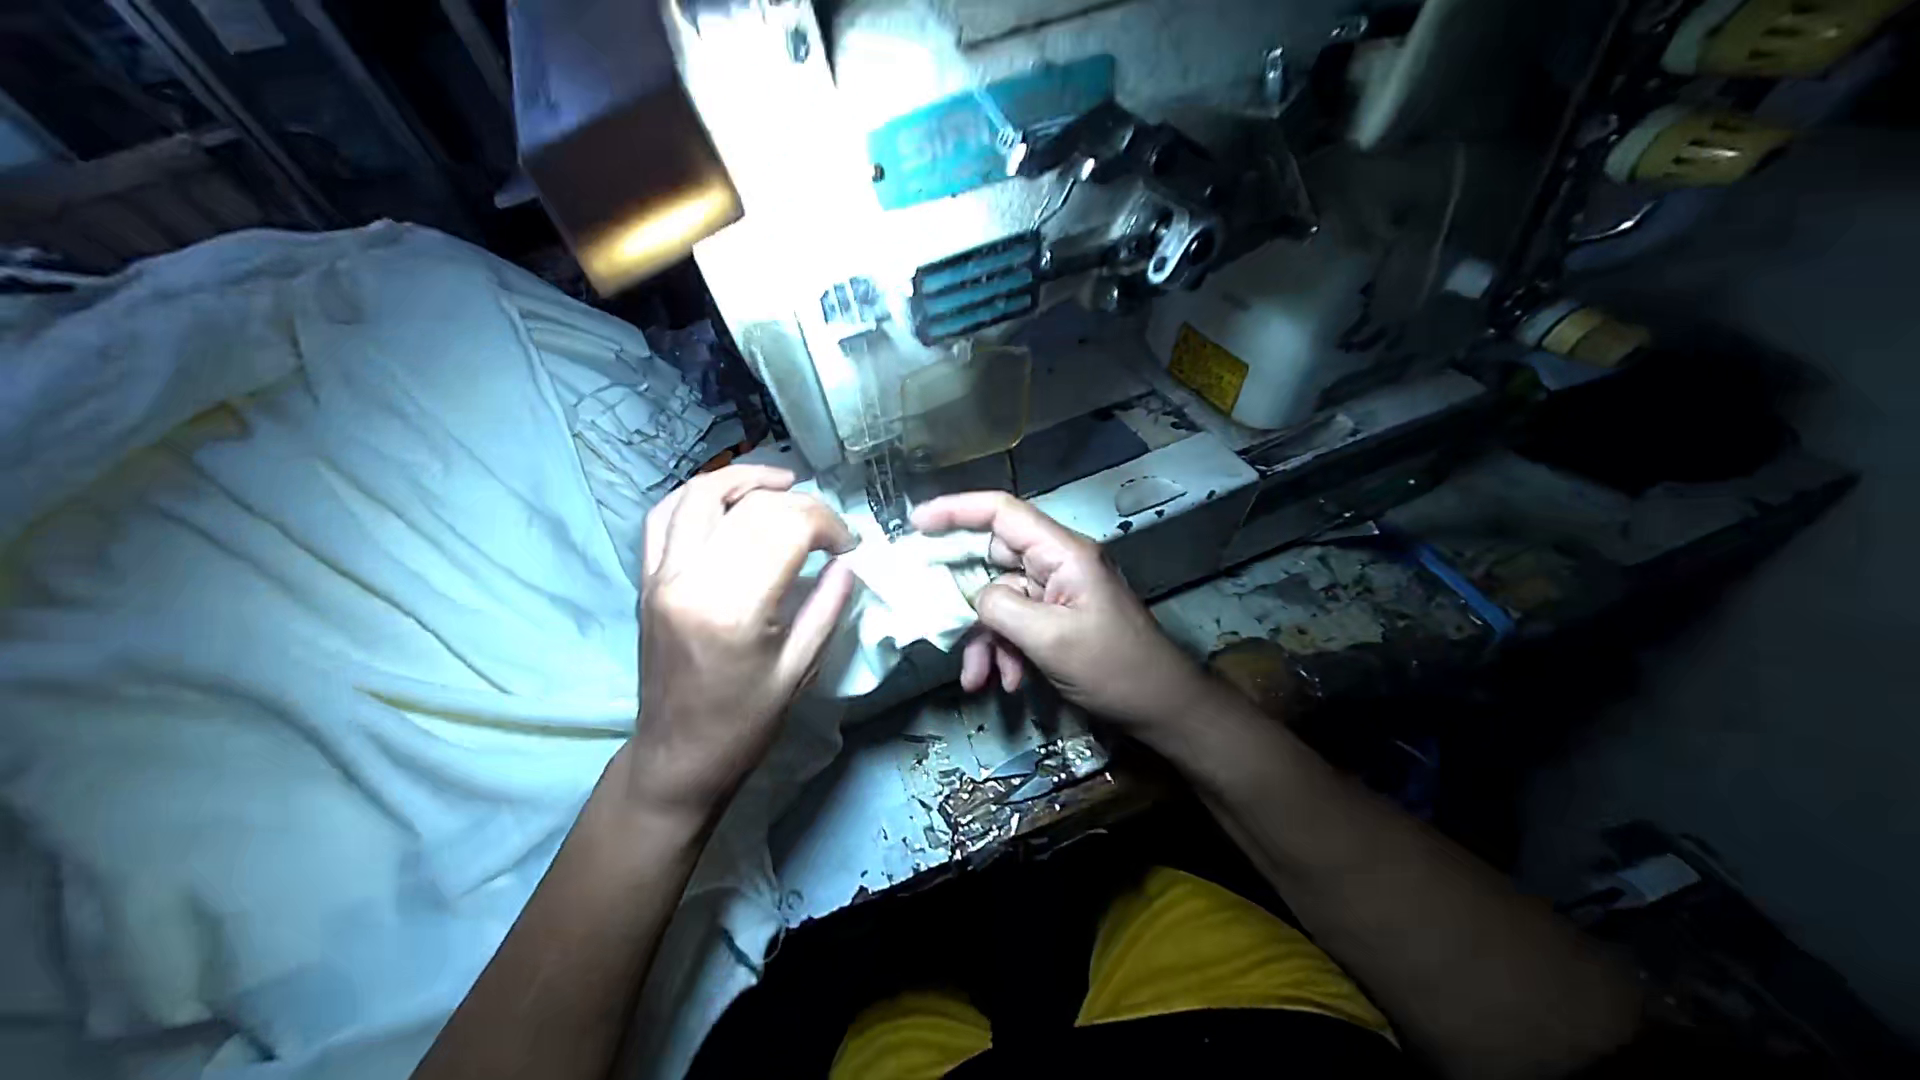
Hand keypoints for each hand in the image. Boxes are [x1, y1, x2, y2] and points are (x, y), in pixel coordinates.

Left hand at [623, 465, 856, 818]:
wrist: (676, 757)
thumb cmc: (744, 724)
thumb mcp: (799, 671)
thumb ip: (827, 608)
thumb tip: (850, 561)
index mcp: (733, 609)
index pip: (786, 528)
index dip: (827, 524)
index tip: (849, 545)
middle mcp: (689, 580)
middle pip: (750, 508)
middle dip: (800, 505)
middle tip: (827, 527)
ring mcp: (660, 576)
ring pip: (700, 495)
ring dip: (746, 480)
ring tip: (784, 484)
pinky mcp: (646, 579)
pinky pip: (664, 516)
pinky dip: (699, 495)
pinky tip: (729, 498)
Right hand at [911, 491, 1214, 731]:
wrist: (1161, 708)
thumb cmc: (1113, 668)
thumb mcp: (1050, 639)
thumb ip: (1001, 608)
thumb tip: (975, 596)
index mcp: (1063, 553)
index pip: (1003, 512)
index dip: (956, 510)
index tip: (917, 522)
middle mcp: (1058, 564)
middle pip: (994, 559)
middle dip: (964, 595)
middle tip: (933, 613)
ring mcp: (1057, 593)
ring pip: (1000, 600)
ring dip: (984, 638)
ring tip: (976, 677)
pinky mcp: (1057, 619)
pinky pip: (1017, 624)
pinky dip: (1003, 650)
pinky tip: (1004, 681)